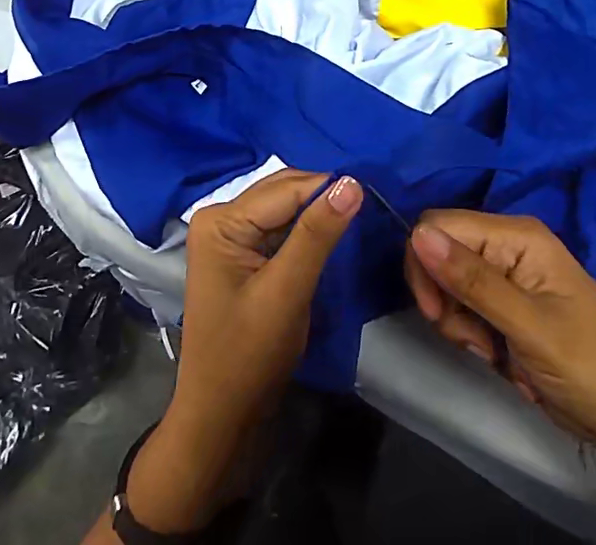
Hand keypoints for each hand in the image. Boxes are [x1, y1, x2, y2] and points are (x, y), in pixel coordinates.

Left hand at [175, 169, 362, 432]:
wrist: (221, 412)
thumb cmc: (249, 354)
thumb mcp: (287, 291)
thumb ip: (317, 235)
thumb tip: (351, 183)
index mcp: (221, 220)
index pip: (285, 189)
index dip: (329, 187)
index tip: (375, 192)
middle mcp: (220, 217)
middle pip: (281, 193)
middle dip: (323, 197)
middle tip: (371, 205)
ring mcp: (229, 236)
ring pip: (283, 210)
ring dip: (317, 214)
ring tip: (360, 216)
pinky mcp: (241, 255)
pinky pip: (279, 230)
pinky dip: (306, 232)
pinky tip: (332, 236)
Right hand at [405, 211, 595, 447]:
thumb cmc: (594, 369)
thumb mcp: (530, 327)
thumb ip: (472, 280)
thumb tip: (417, 233)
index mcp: (517, 236)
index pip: (438, 225)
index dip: (424, 262)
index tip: (435, 310)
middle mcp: (505, 247)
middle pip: (436, 254)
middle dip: (442, 299)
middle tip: (471, 338)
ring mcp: (503, 276)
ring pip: (443, 285)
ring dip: (456, 323)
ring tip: (492, 351)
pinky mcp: (500, 305)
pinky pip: (459, 307)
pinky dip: (468, 334)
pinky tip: (497, 355)